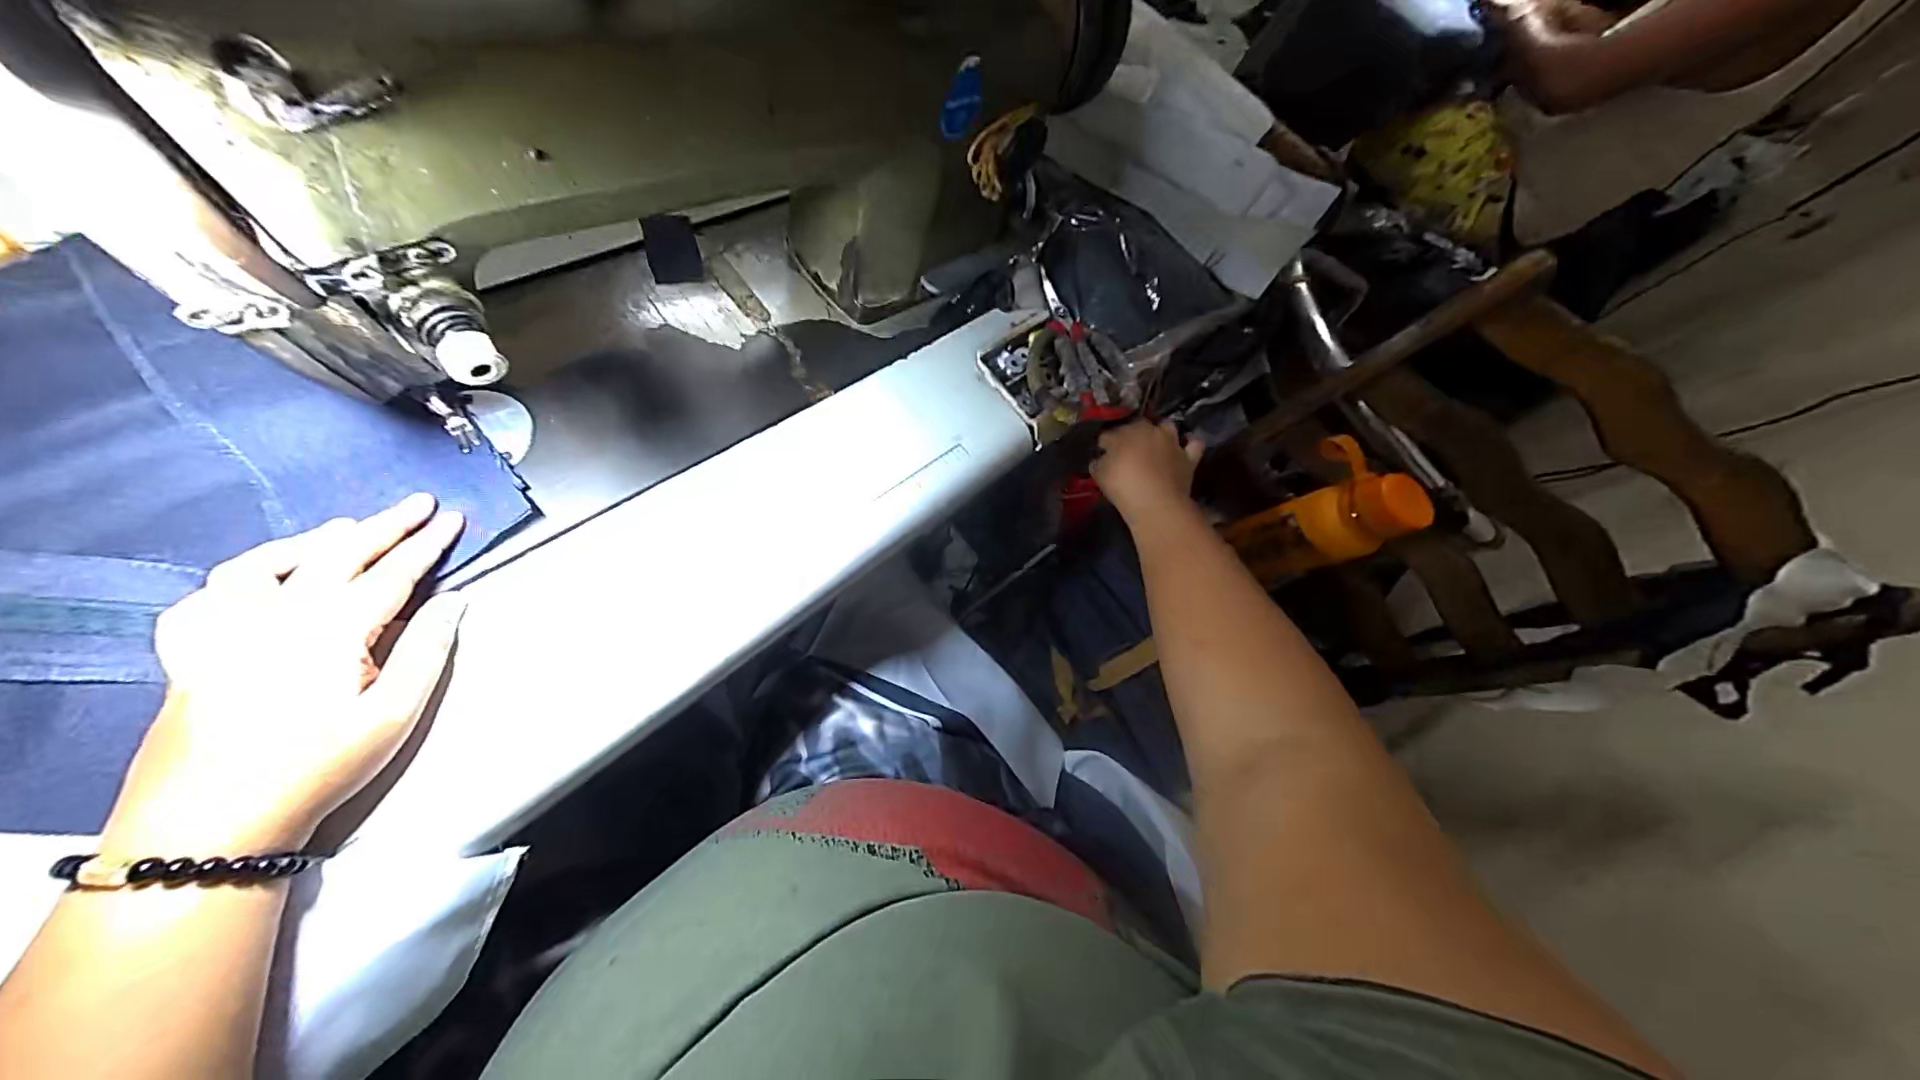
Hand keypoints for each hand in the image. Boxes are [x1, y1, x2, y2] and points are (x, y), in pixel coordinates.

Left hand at [98, 494, 467, 858]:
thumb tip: (453, 601)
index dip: (427, 543)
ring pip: (266, 563)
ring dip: (313, 540)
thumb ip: (426, 649)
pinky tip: (255, 581)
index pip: (391, 572)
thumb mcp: (393, 714)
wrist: (210, 822)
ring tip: (345, 530)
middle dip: (383, 525)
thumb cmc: (317, 767)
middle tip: (416, 505)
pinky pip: (204, 599)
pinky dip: (237, 579)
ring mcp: (223, 632)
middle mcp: (274, 616)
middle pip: (336, 553)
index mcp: (330, 629)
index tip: (451, 520)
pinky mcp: (190, 655)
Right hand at [1091, 420, 1205, 523]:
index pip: (1109, 433)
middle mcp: (1149, 430)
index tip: (1101, 454)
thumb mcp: (1099, 474)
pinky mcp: (1188, 457)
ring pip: (1167, 427)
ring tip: (1155, 444)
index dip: (1104, 443)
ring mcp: (1171, 442)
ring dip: (1161, 432)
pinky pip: (1194, 444)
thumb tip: (1099, 458)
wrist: (1155, 502)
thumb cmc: (1122, 485)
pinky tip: (1184, 448)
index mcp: (1124, 432)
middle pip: (1138, 426)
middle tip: (1126, 450)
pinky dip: (1189, 444)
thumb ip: (1099, 462)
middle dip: (1131, 434)